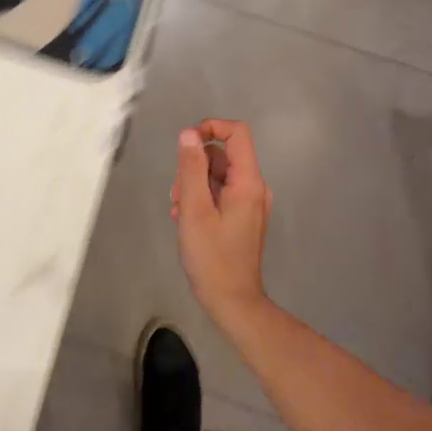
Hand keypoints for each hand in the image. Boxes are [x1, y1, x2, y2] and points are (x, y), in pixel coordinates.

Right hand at [170, 118, 272, 324]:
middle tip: (176, 193)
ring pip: (218, 174)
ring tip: (178, 211)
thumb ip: (191, 168)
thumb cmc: (213, 257)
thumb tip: (188, 134)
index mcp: (249, 182)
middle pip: (223, 154)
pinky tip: (186, 218)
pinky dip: (202, 197)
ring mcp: (250, 203)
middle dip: (194, 165)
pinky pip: (221, 192)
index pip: (237, 132)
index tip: (186, 144)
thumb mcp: (195, 210)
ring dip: (194, 184)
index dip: (211, 128)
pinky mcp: (243, 216)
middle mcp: (255, 187)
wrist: (233, 303)